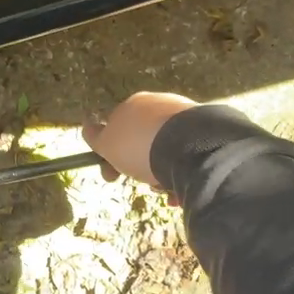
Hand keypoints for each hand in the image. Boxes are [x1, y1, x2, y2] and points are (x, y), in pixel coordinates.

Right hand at [82, 92, 198, 188]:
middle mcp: (157, 105)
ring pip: (164, 150)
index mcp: (132, 105)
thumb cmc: (139, 146)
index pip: (115, 128)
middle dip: (138, 165)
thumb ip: (94, 136)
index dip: (110, 154)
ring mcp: (183, 116)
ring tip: (166, 189)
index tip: (112, 176)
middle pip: (140, 141)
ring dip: (160, 172)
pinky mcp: (205, 130)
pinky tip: (181, 188)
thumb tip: (88, 124)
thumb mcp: (107, 144)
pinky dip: (180, 171)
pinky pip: (186, 155)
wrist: (189, 146)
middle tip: (143, 184)